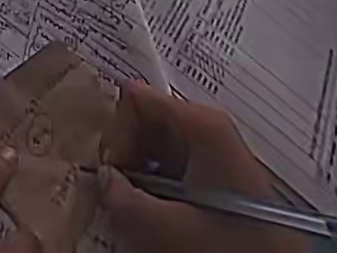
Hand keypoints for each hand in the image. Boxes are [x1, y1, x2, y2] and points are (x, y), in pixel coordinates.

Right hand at [100, 82, 304, 252]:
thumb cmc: (234, 247)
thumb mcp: (173, 232)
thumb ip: (127, 202)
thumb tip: (103, 178)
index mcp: (200, 124)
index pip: (137, 97)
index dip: (118, 132)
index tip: (114, 172)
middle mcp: (205, 126)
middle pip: (145, 118)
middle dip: (126, 153)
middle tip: (120, 193)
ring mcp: (210, 148)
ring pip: (154, 142)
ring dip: (137, 172)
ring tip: (136, 208)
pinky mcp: (213, 171)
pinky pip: (169, 162)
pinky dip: (153, 183)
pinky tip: (154, 213)